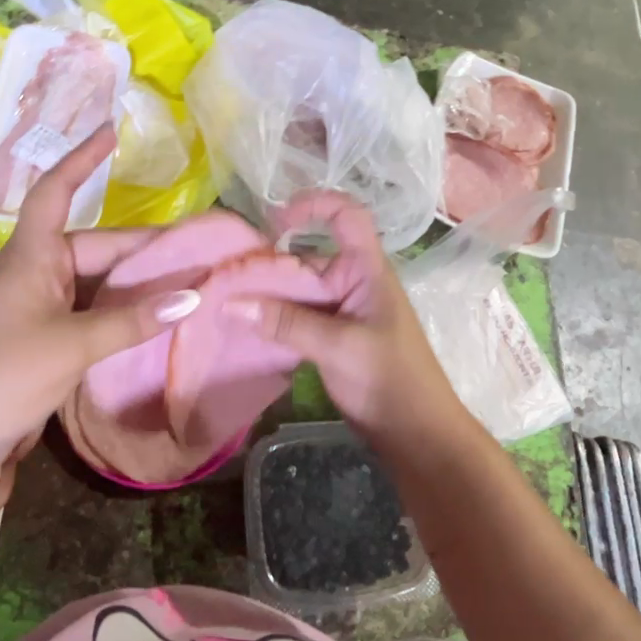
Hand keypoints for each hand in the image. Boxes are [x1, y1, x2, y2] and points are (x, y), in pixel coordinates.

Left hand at [0, 127, 202, 476]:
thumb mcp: (71, 345)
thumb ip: (132, 321)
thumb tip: (191, 297)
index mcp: (31, 255)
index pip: (57, 191)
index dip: (83, 159)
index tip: (111, 132)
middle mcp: (32, 272)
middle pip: (95, 247)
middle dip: (142, 251)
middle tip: (198, 256)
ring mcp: (32, 308)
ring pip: (93, 284)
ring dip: (133, 288)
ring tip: (187, 289)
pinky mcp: (34, 340)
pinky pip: (84, 314)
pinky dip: (116, 316)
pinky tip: (148, 325)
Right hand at [232, 190, 465, 440]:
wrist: (417, 435)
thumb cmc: (390, 380)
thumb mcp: (338, 347)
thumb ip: (286, 324)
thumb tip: (231, 303)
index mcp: (367, 271)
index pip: (347, 217)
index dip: (315, 205)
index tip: (275, 219)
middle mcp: (352, 283)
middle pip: (305, 258)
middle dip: (267, 264)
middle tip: (224, 278)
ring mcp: (339, 312)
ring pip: (295, 290)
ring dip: (263, 294)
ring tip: (223, 301)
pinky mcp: (329, 338)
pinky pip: (294, 317)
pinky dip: (270, 318)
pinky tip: (242, 326)